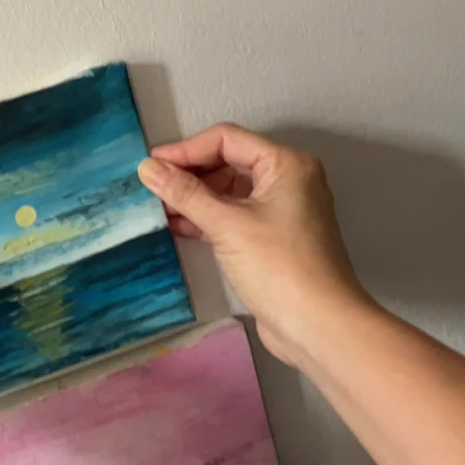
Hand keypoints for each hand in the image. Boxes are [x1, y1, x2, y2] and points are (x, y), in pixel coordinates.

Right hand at [137, 124, 373, 365]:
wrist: (318, 325)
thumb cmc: (278, 266)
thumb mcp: (226, 224)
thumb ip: (184, 193)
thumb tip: (146, 168)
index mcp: (285, 164)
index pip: (226, 140)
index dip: (185, 149)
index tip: (149, 167)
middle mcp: (286, 180)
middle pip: (226, 161)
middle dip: (187, 173)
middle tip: (149, 186)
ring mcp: (279, 209)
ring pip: (226, 190)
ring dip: (192, 196)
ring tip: (155, 207)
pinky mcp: (269, 236)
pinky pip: (230, 214)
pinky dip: (204, 217)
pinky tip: (175, 225)